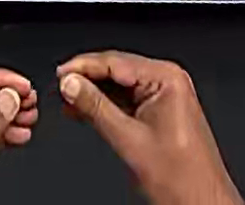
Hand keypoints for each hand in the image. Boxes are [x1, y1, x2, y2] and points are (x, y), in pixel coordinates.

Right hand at [57, 51, 242, 204]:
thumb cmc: (183, 183)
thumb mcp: (130, 141)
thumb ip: (96, 108)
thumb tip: (71, 84)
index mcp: (167, 78)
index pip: (116, 61)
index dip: (84, 66)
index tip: (61, 73)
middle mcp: (168, 80)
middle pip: (117, 70)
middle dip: (87, 79)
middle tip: (61, 86)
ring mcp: (166, 95)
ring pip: (120, 85)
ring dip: (94, 93)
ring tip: (68, 99)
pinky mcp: (161, 111)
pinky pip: (128, 99)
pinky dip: (107, 105)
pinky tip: (87, 110)